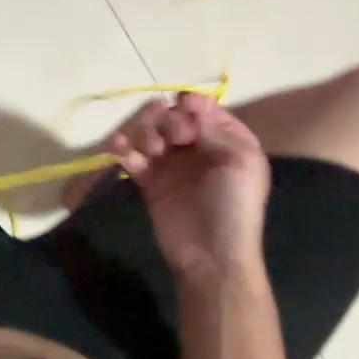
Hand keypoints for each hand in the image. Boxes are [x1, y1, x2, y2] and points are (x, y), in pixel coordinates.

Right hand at [113, 93, 270, 273]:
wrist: (211, 254)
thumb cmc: (234, 206)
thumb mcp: (240, 161)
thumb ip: (215, 129)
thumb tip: (188, 104)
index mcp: (227, 139)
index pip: (203, 109)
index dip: (189, 105)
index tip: (183, 111)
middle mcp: (198, 147)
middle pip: (172, 117)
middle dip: (165, 119)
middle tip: (170, 139)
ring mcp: (171, 165)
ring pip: (150, 134)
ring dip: (144, 132)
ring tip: (149, 150)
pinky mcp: (149, 182)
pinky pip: (133, 158)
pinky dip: (123, 149)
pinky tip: (118, 148)